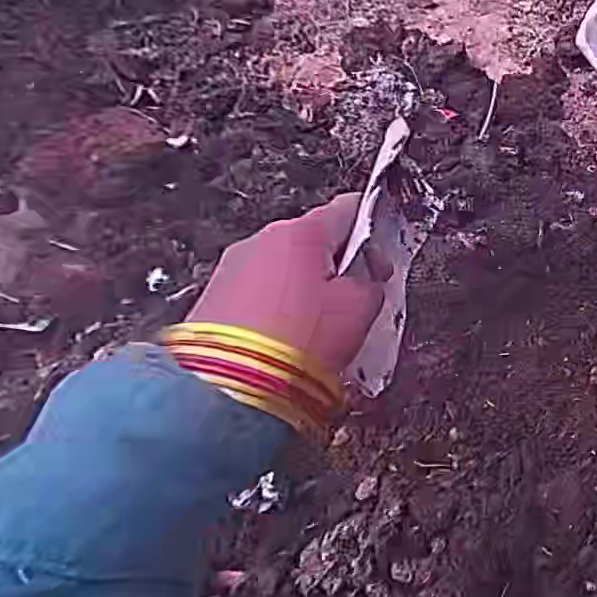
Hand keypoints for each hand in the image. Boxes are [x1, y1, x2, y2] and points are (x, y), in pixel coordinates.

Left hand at [187, 194, 391, 373]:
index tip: (383, 257)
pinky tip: (296, 336)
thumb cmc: (301, 340)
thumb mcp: (361, 307)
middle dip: (340, 265)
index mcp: (300, 232)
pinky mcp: (213, 300)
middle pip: (315, 241)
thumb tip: (365, 278)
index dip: (373, 231)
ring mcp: (231, 269)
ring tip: (326, 324)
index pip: (347, 210)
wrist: (231, 386)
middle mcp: (260, 241)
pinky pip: (261, 293)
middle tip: (361, 297)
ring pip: (287, 268)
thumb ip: (371, 282)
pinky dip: (282, 308)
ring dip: (310, 288)